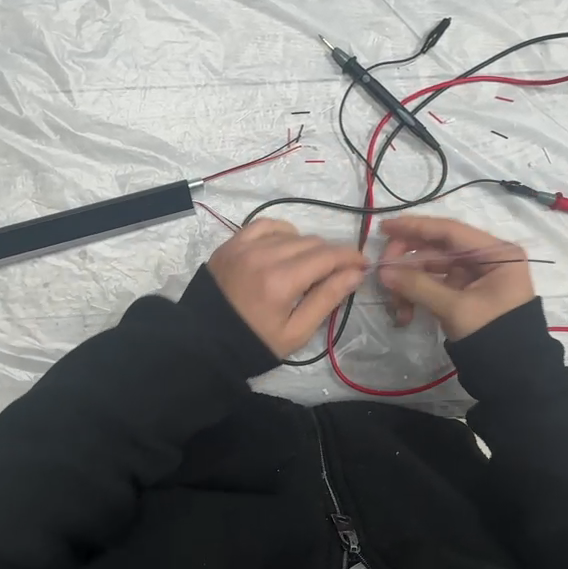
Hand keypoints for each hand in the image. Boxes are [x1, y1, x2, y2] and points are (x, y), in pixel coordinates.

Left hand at [207, 220, 367, 356]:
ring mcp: (244, 247)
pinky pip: (264, 225)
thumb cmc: (254, 343)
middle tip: (338, 271)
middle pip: (312, 243)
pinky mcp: (231, 244)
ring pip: (291, 233)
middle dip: (331, 254)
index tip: (363, 264)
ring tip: (310, 264)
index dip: (350, 257)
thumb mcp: (295, 332)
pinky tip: (285, 246)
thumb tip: (355, 274)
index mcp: (282, 281)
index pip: (327, 256)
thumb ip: (326, 299)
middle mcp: (264, 256)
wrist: (204, 342)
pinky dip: (281, 232)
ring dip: (307, 245)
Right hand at [377, 215, 536, 340]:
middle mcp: (487, 258)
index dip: (414, 227)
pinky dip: (418, 296)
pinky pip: (435, 285)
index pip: (449, 231)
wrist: (514, 373)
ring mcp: (475, 276)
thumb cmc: (493, 334)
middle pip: (437, 249)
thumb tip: (383, 271)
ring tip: (395, 307)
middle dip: (407, 263)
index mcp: (497, 253)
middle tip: (383, 273)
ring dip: (409, 285)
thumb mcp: (455, 309)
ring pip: (432, 269)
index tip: (384, 227)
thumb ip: (418, 286)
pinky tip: (404, 313)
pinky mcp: (465, 293)